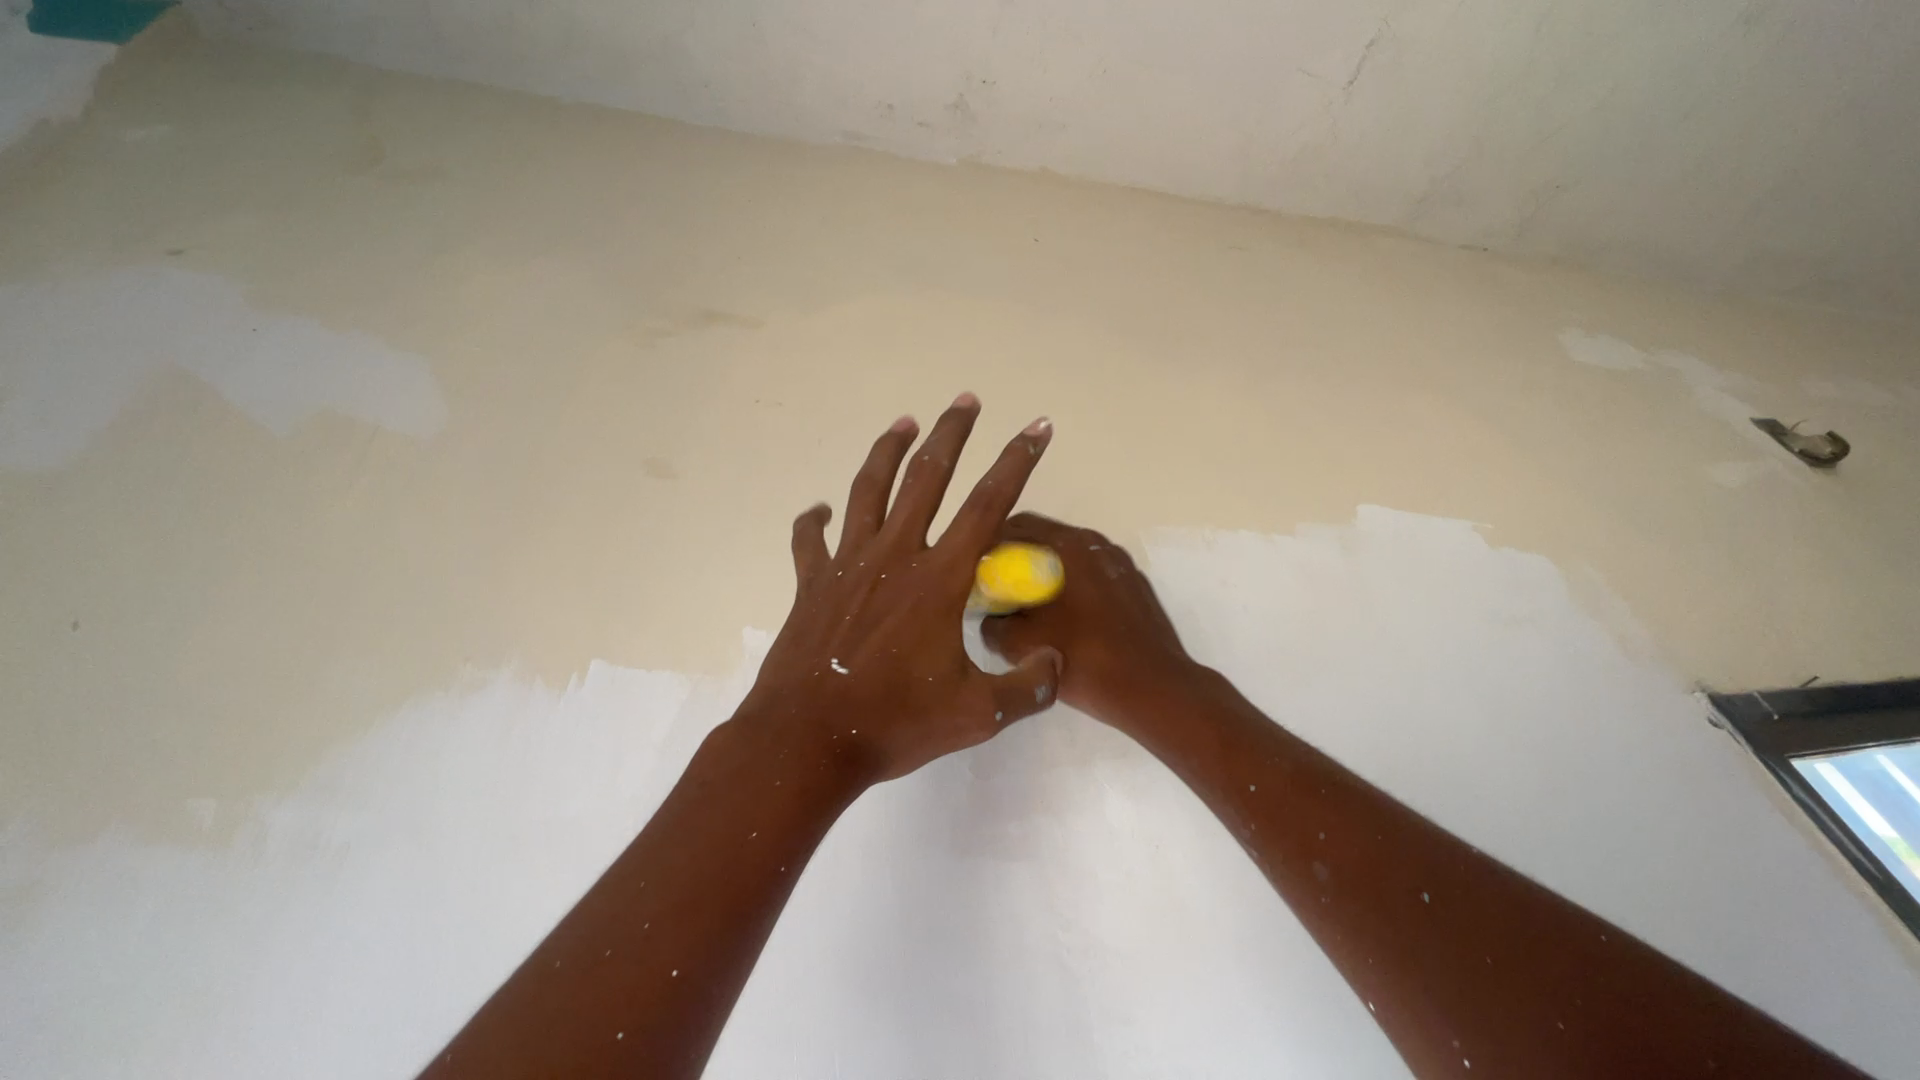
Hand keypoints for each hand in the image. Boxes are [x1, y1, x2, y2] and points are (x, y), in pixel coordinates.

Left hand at [737, 395, 1063, 783]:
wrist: (807, 739)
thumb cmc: (895, 724)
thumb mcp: (978, 715)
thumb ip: (1028, 687)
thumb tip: (1056, 662)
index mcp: (939, 579)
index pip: (989, 506)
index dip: (1017, 462)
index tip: (1036, 427)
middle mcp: (894, 556)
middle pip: (926, 477)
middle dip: (952, 434)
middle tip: (965, 400)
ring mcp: (847, 566)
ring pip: (868, 491)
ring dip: (888, 452)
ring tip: (904, 423)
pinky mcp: (811, 584)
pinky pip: (809, 540)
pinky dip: (813, 519)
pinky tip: (820, 508)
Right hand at [980, 513, 1203, 730]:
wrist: (1155, 690)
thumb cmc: (1084, 661)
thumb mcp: (1020, 646)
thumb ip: (992, 623)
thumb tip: (990, 615)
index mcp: (1067, 546)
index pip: (1014, 526)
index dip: (986, 546)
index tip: (972, 572)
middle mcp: (1095, 544)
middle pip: (1042, 539)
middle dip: (1013, 560)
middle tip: (993, 591)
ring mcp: (1119, 564)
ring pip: (1066, 558)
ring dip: (1041, 574)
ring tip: (1025, 608)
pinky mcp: (1133, 587)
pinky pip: (1089, 576)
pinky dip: (1068, 586)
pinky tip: (1063, 621)